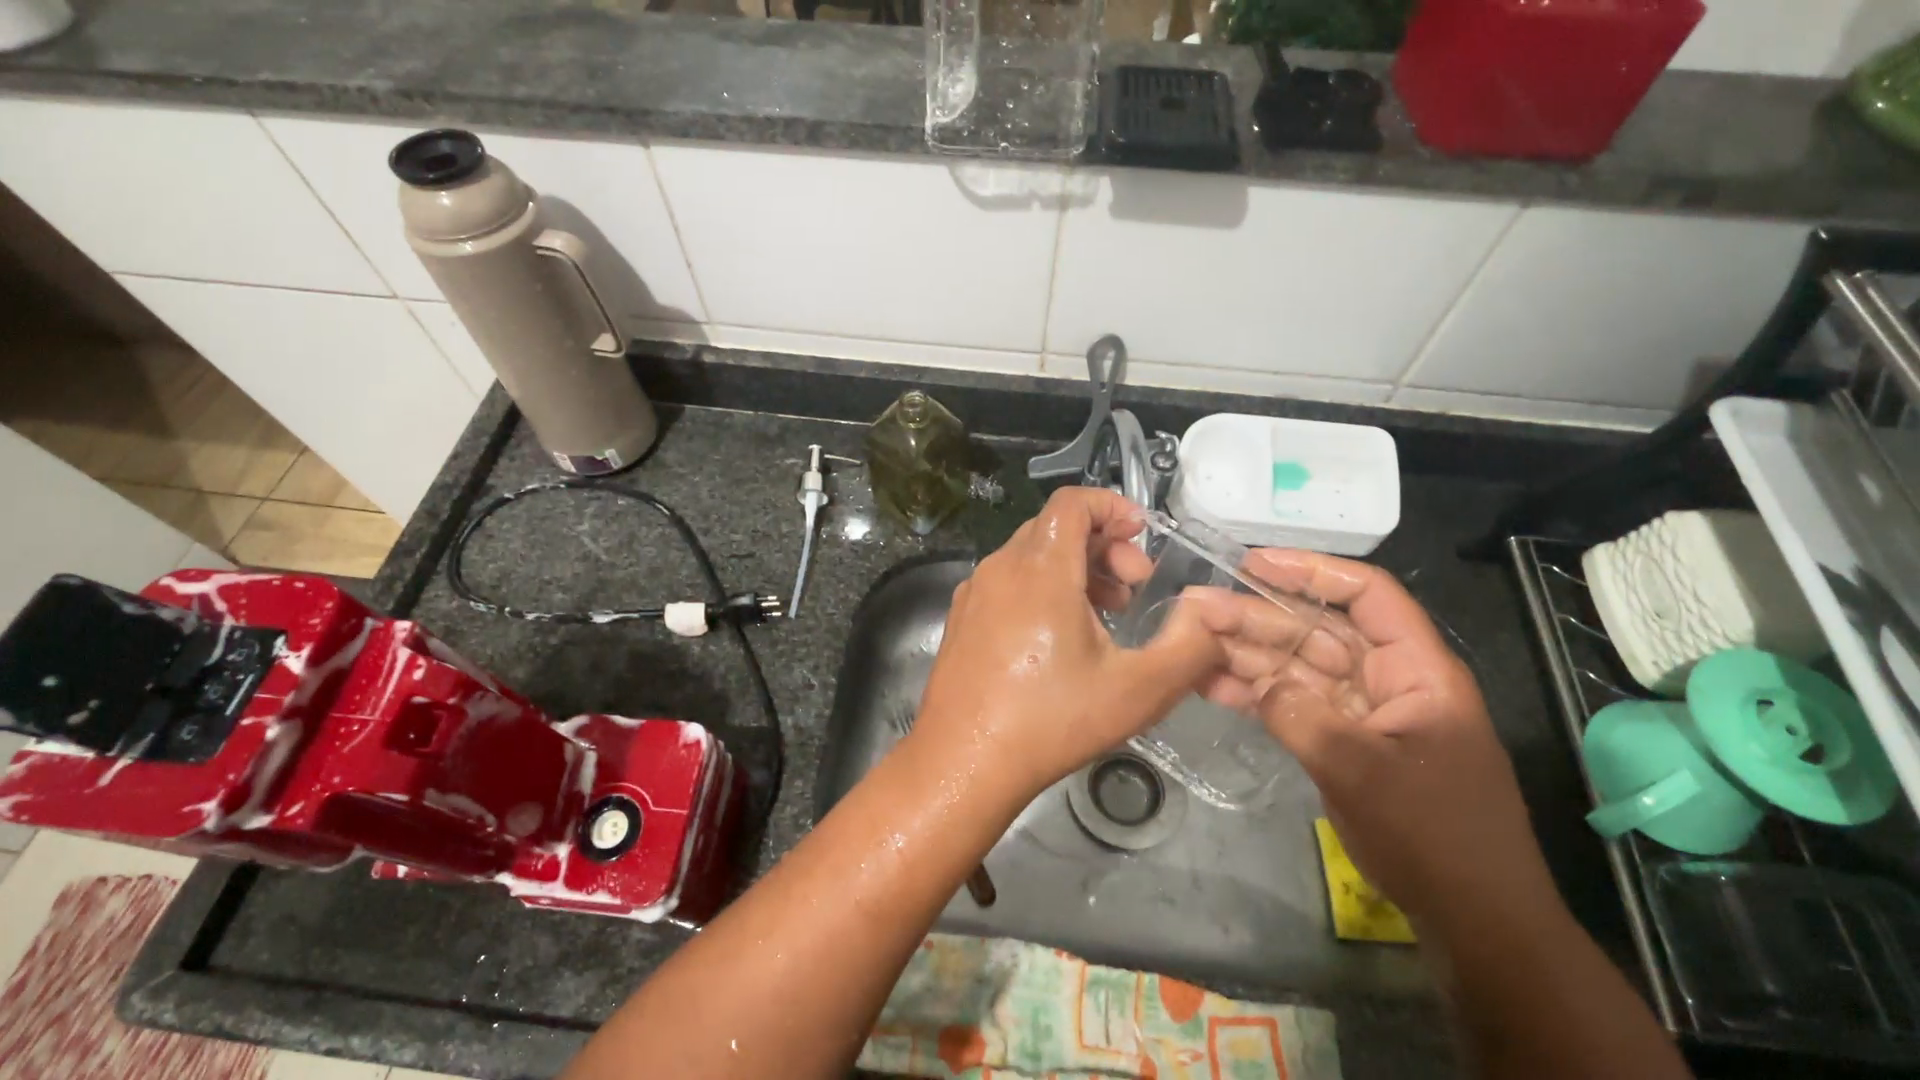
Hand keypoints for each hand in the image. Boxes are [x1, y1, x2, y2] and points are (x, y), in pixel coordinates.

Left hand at [911, 488, 1236, 800]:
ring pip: (1030, 556)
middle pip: (1055, 527)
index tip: (1142, 536)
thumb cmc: (1052, 721)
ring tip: (1108, 613)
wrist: (964, 763)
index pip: (1073, 501)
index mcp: (1040, 568)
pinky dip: (1043, 589)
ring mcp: (974, 594)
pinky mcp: (961, 621)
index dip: (1112, 505)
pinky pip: (1009, 583)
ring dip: (1075, 570)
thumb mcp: (1139, 689)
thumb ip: (1191, 646)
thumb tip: (1211, 614)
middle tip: (1135, 587)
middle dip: (1103, 546)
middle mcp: (1001, 568)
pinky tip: (1063, 639)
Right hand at [1217, 549, 1555, 926]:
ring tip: (1192, 648)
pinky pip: (1298, 707)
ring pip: (1302, 668)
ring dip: (1250, 657)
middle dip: (1260, 618)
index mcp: (1418, 670)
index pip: (1367, 596)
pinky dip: (1260, 698)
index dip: (1311, 572)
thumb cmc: (1433, 835)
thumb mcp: (1361, 771)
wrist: (1474, 918)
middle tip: (1197, 609)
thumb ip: (1301, 717)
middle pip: (1321, 631)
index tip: (1252, 564)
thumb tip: (1258, 684)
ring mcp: (1367, 715)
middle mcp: (1392, 682)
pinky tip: (1214, 689)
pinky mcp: (1348, 746)